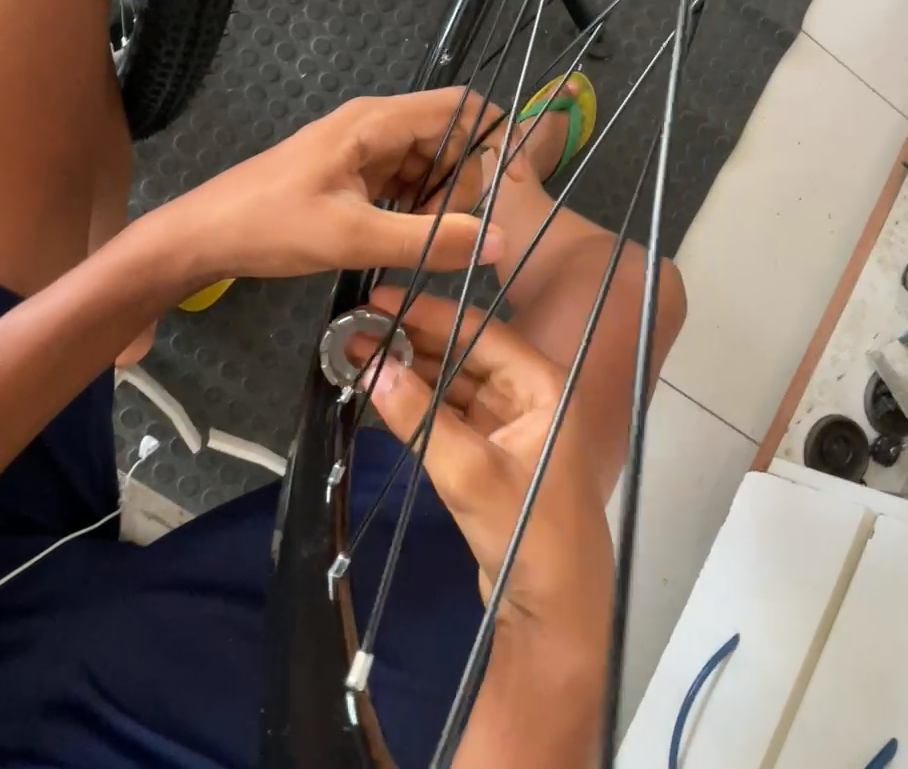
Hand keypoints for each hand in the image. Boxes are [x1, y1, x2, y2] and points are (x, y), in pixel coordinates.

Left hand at [156, 89, 507, 280]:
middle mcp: (375, 127)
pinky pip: (404, 183)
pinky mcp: (353, 174)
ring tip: (424, 240)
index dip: (494, 137)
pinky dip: (416, 209)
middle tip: (452, 232)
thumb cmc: (271, 225)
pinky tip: (406, 238)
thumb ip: (427, 239)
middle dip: (464, 182)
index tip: (510, 186)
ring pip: (428, 165)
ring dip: (439, 201)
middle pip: (449, 138)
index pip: (460, 107)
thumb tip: (498, 242)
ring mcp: (363, 151)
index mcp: (376, 122)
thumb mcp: (352, 237)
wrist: (205, 235)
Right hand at [363, 286, 613, 645]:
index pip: (479, 331)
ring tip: (356, 356)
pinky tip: (379, 392)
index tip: (378, 299)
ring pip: (452, 383)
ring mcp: (509, 424)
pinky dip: (416, 404)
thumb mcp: (470, 472)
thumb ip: (420, 417)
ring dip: (409, 372)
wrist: (552, 608)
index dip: (427, 312)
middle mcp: (528, 396)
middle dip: (410, 342)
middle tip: (355, 330)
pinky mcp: (490, 452)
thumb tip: (371, 366)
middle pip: (462, 354)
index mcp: (542, 385)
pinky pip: (448, 414)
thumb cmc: (528, 533)